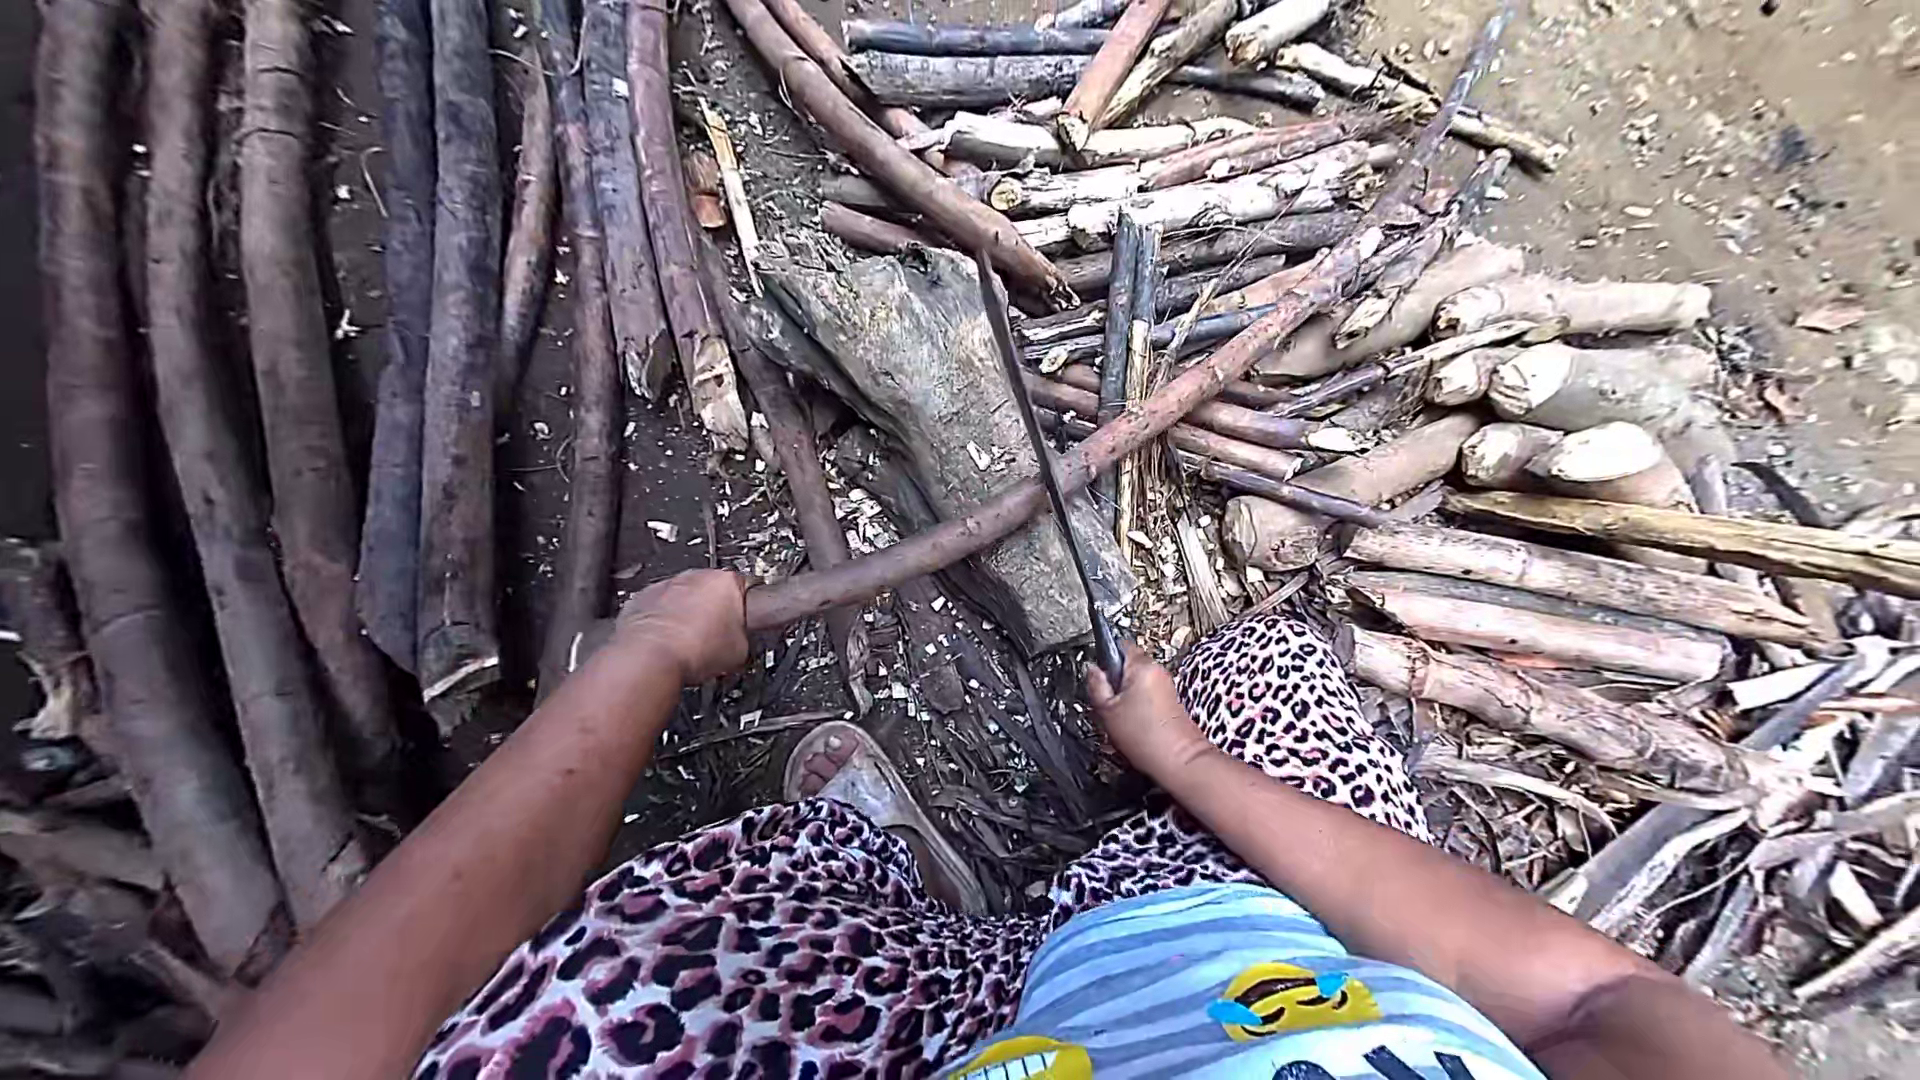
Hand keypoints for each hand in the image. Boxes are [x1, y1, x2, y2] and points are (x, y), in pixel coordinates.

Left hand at [613, 570, 748, 683]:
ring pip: (684, 597)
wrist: (650, 660)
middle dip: (715, 610)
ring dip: (687, 614)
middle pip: (713, 590)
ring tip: (689, 643)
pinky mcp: (642, 599)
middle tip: (716, 637)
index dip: (746, 609)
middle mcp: (696, 577)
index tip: (742, 623)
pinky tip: (668, 643)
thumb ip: (744, 637)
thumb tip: (741, 644)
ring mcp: (667, 585)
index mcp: (727, 582)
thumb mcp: (741, 651)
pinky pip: (658, 607)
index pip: (746, 588)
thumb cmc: (692, 650)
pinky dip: (662, 620)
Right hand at [1086, 643, 1212, 780]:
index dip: (1104, 658)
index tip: (1098, 674)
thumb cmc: (1146, 738)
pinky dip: (1137, 703)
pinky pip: (1146, 692)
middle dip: (1115, 680)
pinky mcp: (1170, 700)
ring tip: (1121, 715)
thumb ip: (1096, 685)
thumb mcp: (1106, 710)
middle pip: (1127, 664)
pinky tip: (1134, 722)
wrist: (1179, 762)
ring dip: (1125, 693)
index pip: (1119, 644)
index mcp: (1142, 667)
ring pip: (1136, 680)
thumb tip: (1091, 669)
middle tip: (1108, 701)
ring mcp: (1166, 684)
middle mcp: (1157, 670)